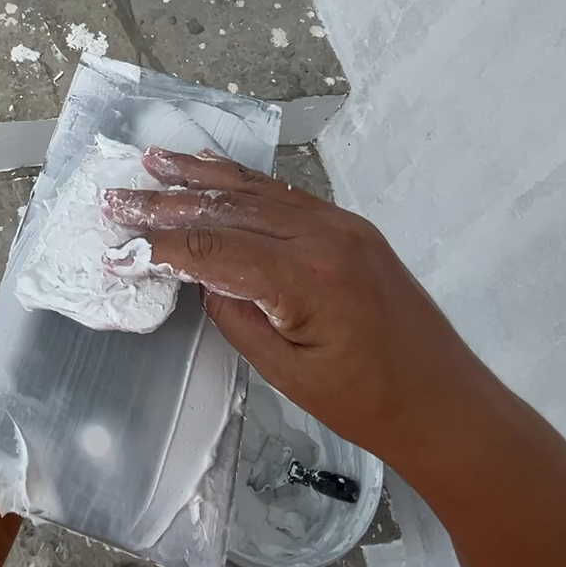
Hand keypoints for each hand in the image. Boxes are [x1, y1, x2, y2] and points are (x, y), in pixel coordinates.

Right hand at [102, 147, 497, 465]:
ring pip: (253, 190)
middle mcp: (324, 236)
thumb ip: (235, 315)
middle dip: (165, 203)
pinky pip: (282, 194)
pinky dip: (240, 179)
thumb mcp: (286, 372)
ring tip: (152, 161)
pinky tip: (211, 167)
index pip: (214, 250)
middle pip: (228, 209)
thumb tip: (199, 275)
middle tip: (116, 195)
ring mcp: (339, 223)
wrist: (449, 405)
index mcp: (309, 280)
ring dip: (198, 176)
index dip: (159, 249)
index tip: (117, 250)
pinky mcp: (348, 224)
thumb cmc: (368, 404)